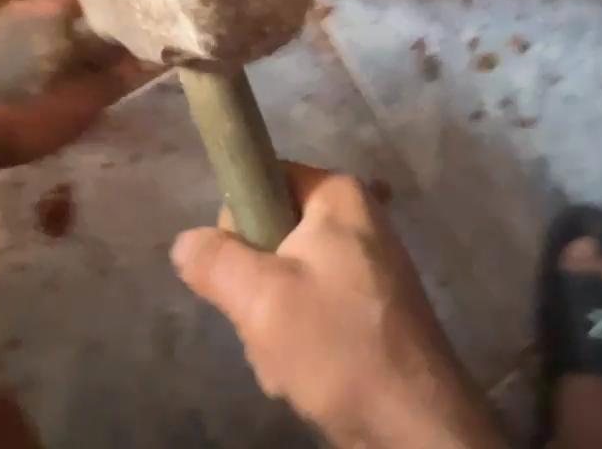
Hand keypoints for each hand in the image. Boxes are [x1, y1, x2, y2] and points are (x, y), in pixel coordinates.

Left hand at [0, 0, 145, 172]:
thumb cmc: (24, 111)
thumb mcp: (82, 102)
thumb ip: (116, 77)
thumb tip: (149, 58)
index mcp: (49, 10)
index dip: (118, 10)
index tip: (136, 26)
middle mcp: (18, 10)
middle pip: (63, 13)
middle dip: (87, 33)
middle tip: (109, 58)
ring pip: (34, 33)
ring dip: (55, 50)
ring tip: (72, 78)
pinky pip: (9, 52)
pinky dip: (27, 64)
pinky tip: (31, 91)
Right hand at [170, 165, 505, 448]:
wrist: (414, 427)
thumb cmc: (338, 344)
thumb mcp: (261, 297)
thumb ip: (214, 261)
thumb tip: (186, 241)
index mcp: (337, 195)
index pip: (264, 178)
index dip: (239, 220)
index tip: (236, 266)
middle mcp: (356, 219)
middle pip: (271, 233)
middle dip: (255, 285)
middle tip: (263, 318)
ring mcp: (365, 266)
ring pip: (285, 279)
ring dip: (271, 322)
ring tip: (286, 355)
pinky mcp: (367, 309)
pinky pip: (310, 309)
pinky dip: (297, 340)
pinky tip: (304, 372)